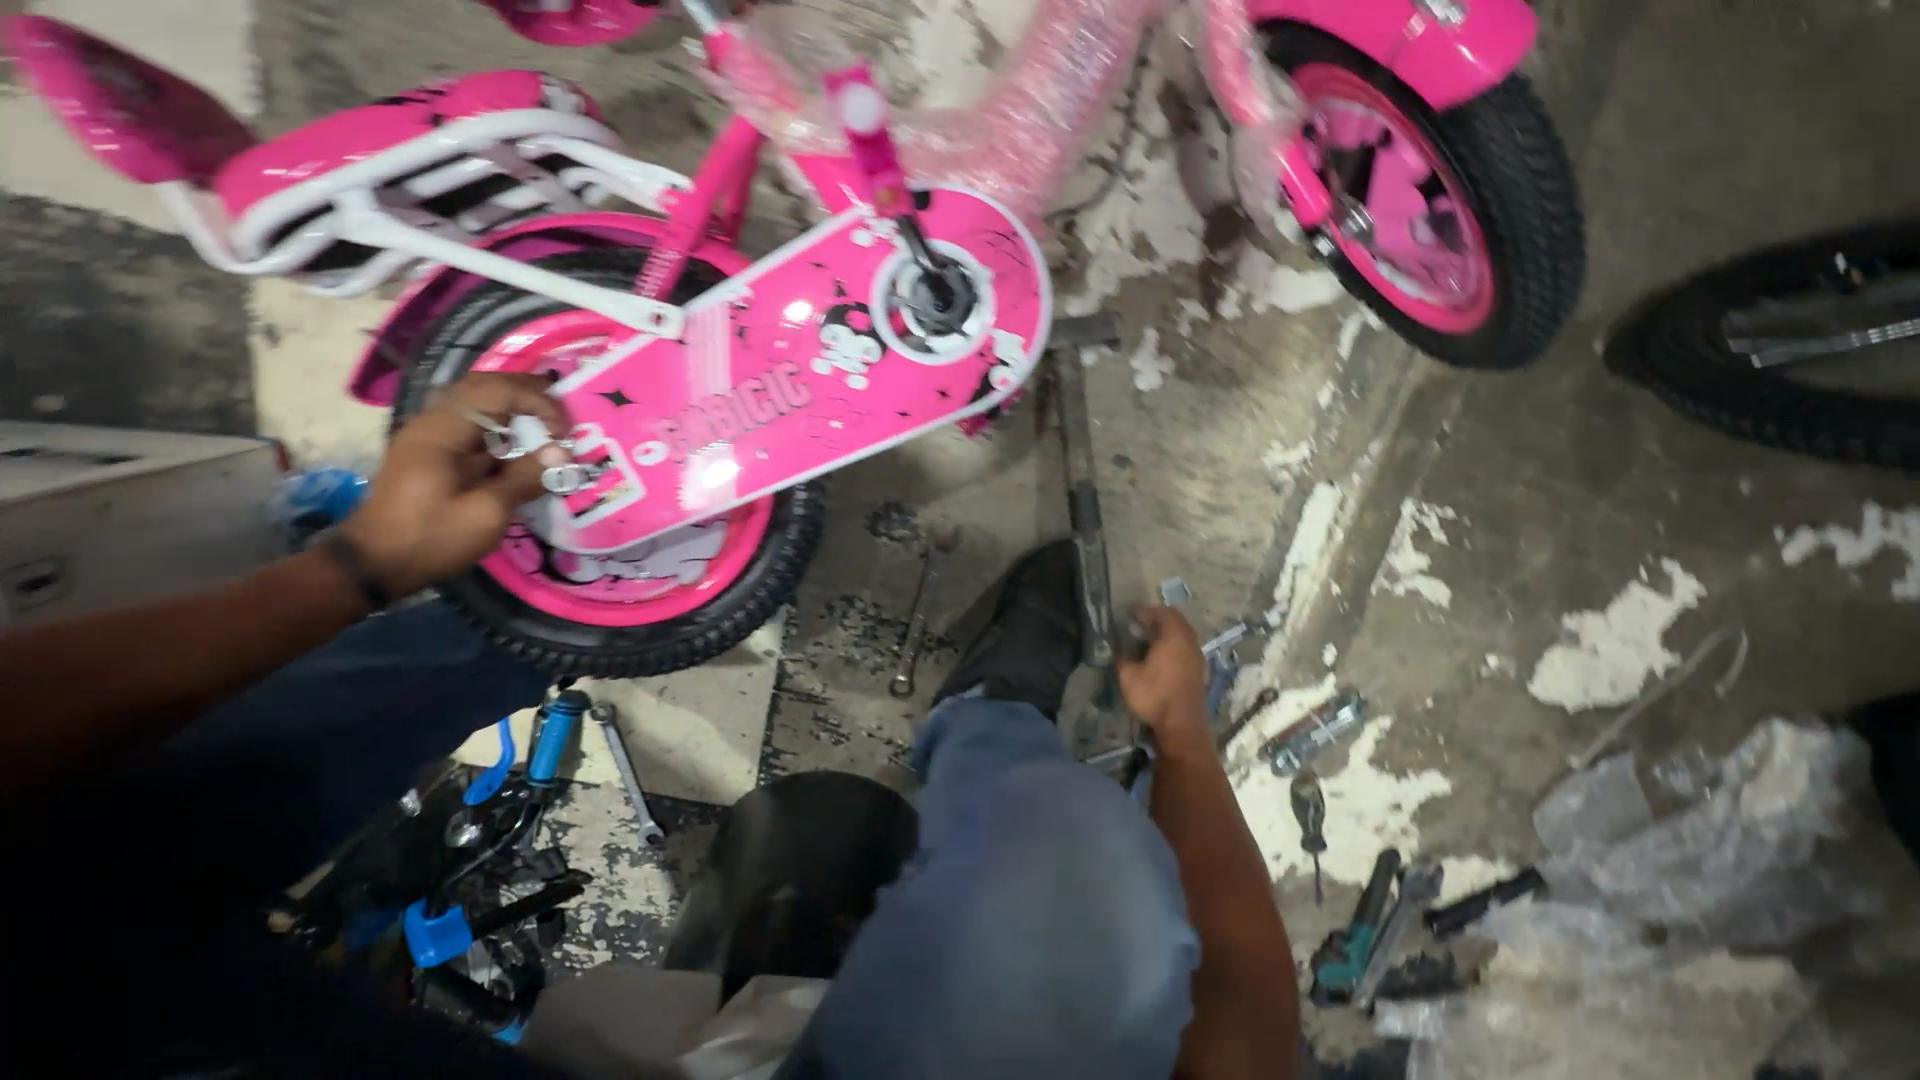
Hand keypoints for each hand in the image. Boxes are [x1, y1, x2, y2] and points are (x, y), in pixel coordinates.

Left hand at [339, 373, 571, 595]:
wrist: (376, 564)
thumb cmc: (431, 538)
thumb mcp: (486, 513)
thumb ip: (524, 478)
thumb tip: (561, 452)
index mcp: (441, 431)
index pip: (496, 391)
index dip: (536, 402)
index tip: (563, 432)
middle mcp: (434, 424)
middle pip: (485, 388)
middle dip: (529, 395)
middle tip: (564, 416)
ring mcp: (433, 439)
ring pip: (480, 406)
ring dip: (517, 412)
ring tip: (551, 430)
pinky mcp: (437, 456)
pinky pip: (475, 430)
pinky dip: (504, 432)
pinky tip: (526, 450)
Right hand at [1117, 606, 1209, 741]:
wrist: (1182, 724)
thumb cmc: (1154, 695)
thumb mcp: (1128, 676)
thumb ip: (1123, 658)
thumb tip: (1122, 651)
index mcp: (1173, 637)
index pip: (1160, 613)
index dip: (1144, 610)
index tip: (1129, 612)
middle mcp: (1188, 642)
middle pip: (1175, 620)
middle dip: (1157, 618)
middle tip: (1139, 622)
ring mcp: (1196, 656)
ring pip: (1182, 634)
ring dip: (1167, 631)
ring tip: (1148, 637)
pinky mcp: (1198, 670)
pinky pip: (1185, 647)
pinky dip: (1173, 644)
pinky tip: (1160, 654)